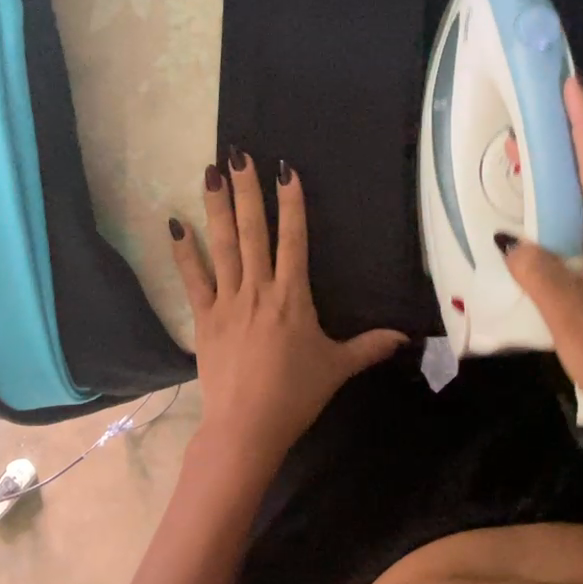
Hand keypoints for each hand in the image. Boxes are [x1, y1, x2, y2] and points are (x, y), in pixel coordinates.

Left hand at [169, 151, 406, 465]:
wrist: (246, 429)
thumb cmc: (295, 395)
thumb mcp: (338, 368)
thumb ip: (370, 346)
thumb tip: (408, 338)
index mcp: (293, 296)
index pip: (293, 238)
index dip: (290, 202)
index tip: (285, 169)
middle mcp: (259, 289)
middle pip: (253, 230)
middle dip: (247, 190)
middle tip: (239, 153)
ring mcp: (228, 301)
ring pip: (223, 245)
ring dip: (217, 207)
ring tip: (210, 171)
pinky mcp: (204, 318)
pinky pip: (193, 279)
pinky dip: (184, 252)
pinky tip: (174, 224)